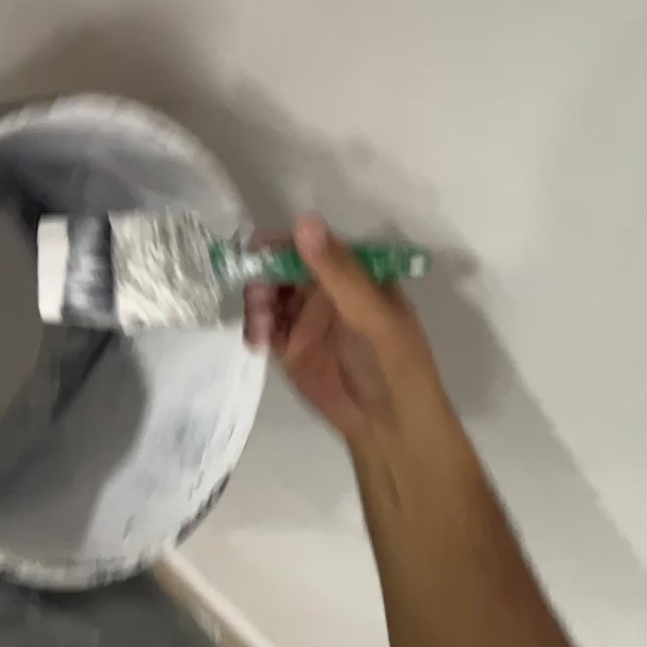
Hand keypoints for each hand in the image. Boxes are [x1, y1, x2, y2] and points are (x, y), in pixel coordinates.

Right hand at [245, 215, 443, 438]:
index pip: (311, 243)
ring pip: (266, 291)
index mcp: (354, 274)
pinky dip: (252, 327)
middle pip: (280, 264)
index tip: (257, 251)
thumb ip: (337, 271)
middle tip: (258, 299)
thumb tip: (304, 220)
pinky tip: (257, 342)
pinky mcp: (287, 342)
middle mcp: (326, 288)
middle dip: (261, 275)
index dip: (282, 243)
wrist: (387, 427)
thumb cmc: (393, 365)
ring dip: (255, 302)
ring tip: (261, 330)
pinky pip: (260, 323)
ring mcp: (304, 315)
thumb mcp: (371, 315)